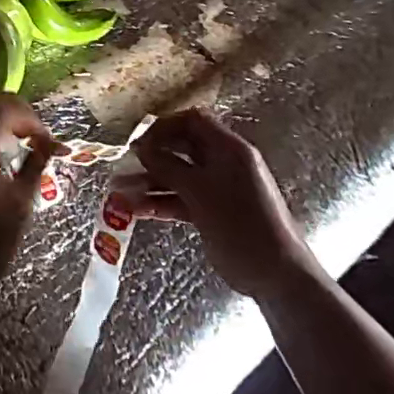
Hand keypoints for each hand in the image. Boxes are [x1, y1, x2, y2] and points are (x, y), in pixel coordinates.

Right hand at [118, 111, 316, 301]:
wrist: (275, 272)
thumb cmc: (240, 223)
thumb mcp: (200, 191)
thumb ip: (169, 167)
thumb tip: (142, 147)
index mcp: (229, 148)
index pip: (193, 121)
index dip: (165, 126)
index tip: (140, 141)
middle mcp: (224, 162)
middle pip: (183, 148)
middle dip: (152, 157)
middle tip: (123, 167)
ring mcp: (218, 188)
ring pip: (179, 177)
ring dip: (150, 184)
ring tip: (118, 193)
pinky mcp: (213, 212)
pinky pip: (182, 199)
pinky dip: (160, 203)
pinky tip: (134, 211)